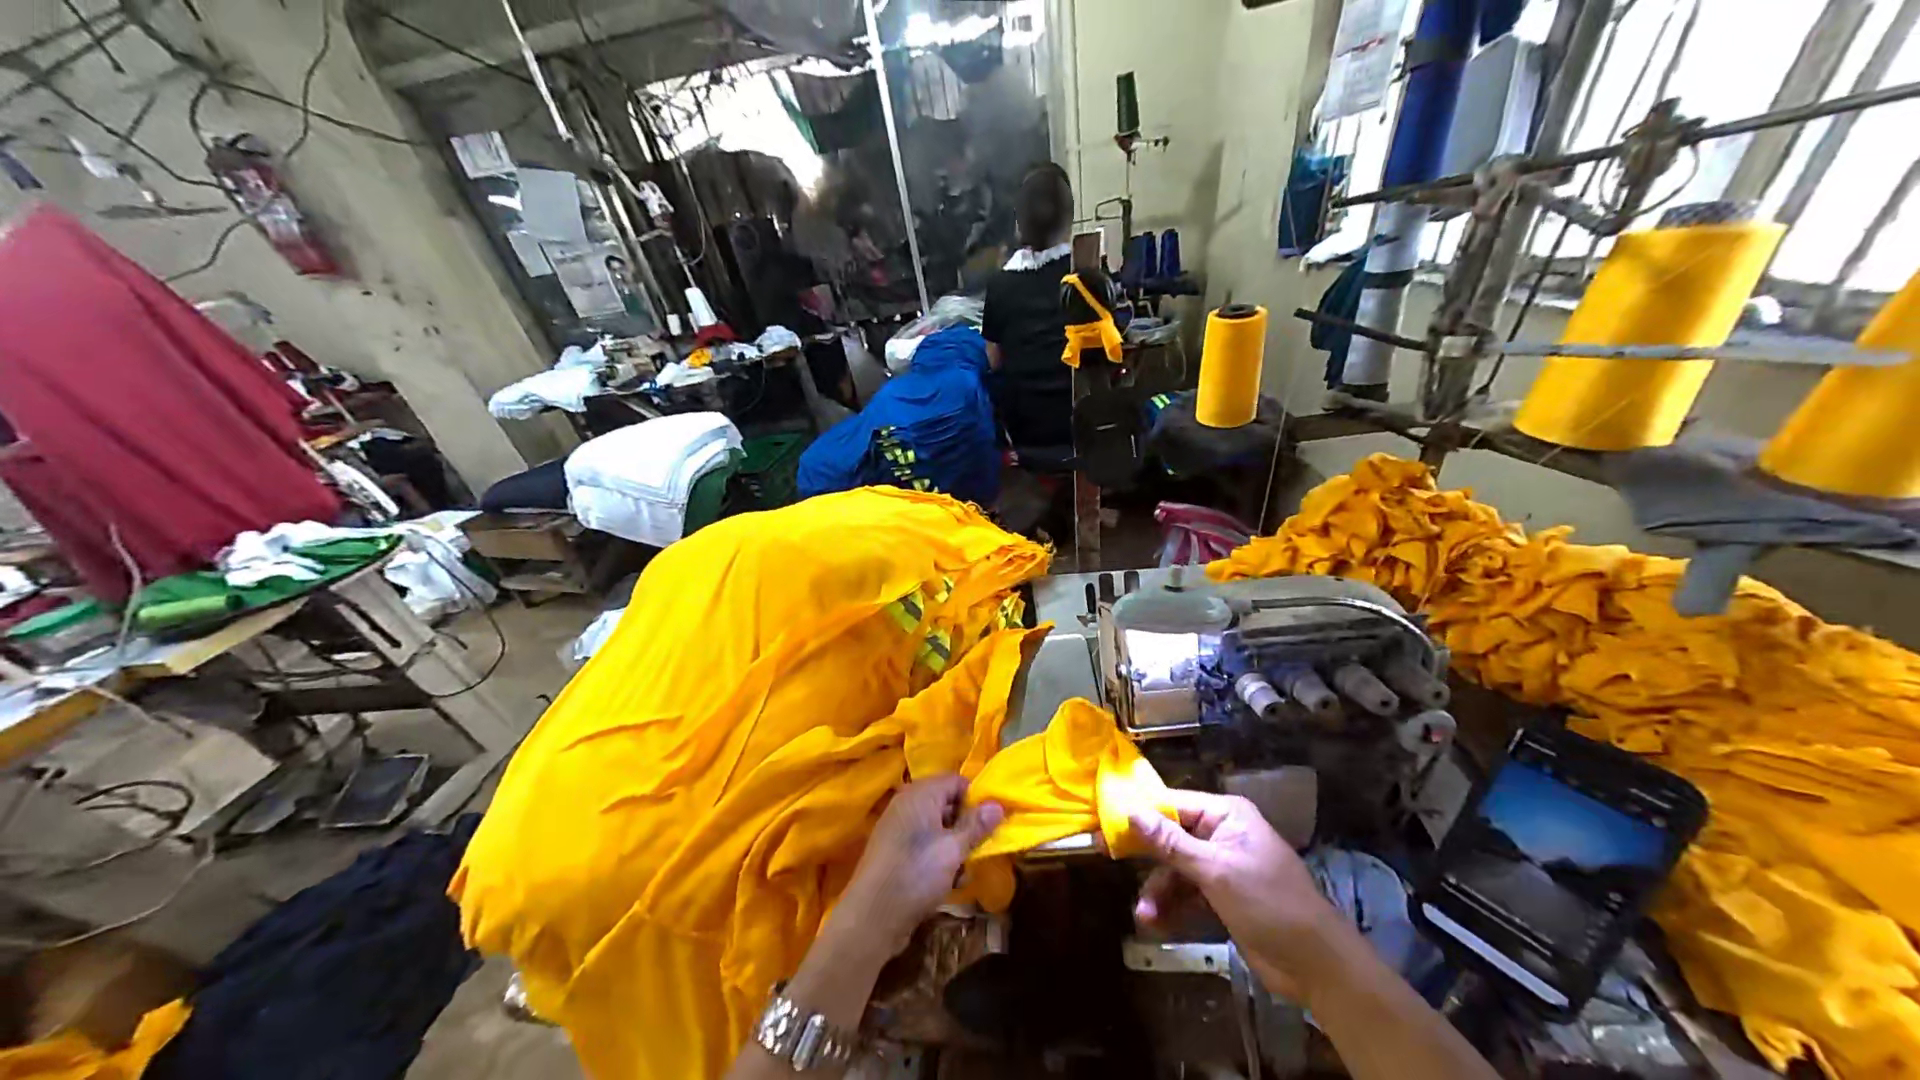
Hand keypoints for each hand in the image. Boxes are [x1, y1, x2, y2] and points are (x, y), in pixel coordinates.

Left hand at [836, 775, 1004, 952]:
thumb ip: (976, 826)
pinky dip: (938, 857)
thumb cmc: (916, 874)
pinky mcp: (895, 851)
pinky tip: (948, 882)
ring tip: (963, 871)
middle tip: (980, 848)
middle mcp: (907, 804)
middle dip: (967, 826)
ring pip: (938, 827)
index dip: (976, 798)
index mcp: (920, 794)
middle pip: (947, 803)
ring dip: (955, 847)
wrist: (872, 916)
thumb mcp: (953, 850)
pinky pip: (924, 844)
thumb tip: (997, 804)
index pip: (956, 781)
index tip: (991, 822)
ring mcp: (898, 828)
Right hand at [1128, 789, 1348, 1000]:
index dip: (1142, 814)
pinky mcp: (1223, 896)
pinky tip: (1157, 923)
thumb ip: (1170, 842)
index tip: (1109, 825)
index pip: (1174, 804)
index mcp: (1226, 815)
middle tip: (1116, 868)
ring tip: (1144, 917)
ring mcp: (1223, 866)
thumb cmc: (1268, 903)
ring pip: (1177, 869)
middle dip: (1150, 861)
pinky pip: (1188, 893)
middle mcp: (1222, 834)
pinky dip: (1173, 905)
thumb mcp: (1215, 870)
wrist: (1317, 965)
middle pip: (1172, 838)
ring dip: (1159, 891)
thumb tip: (1131, 811)